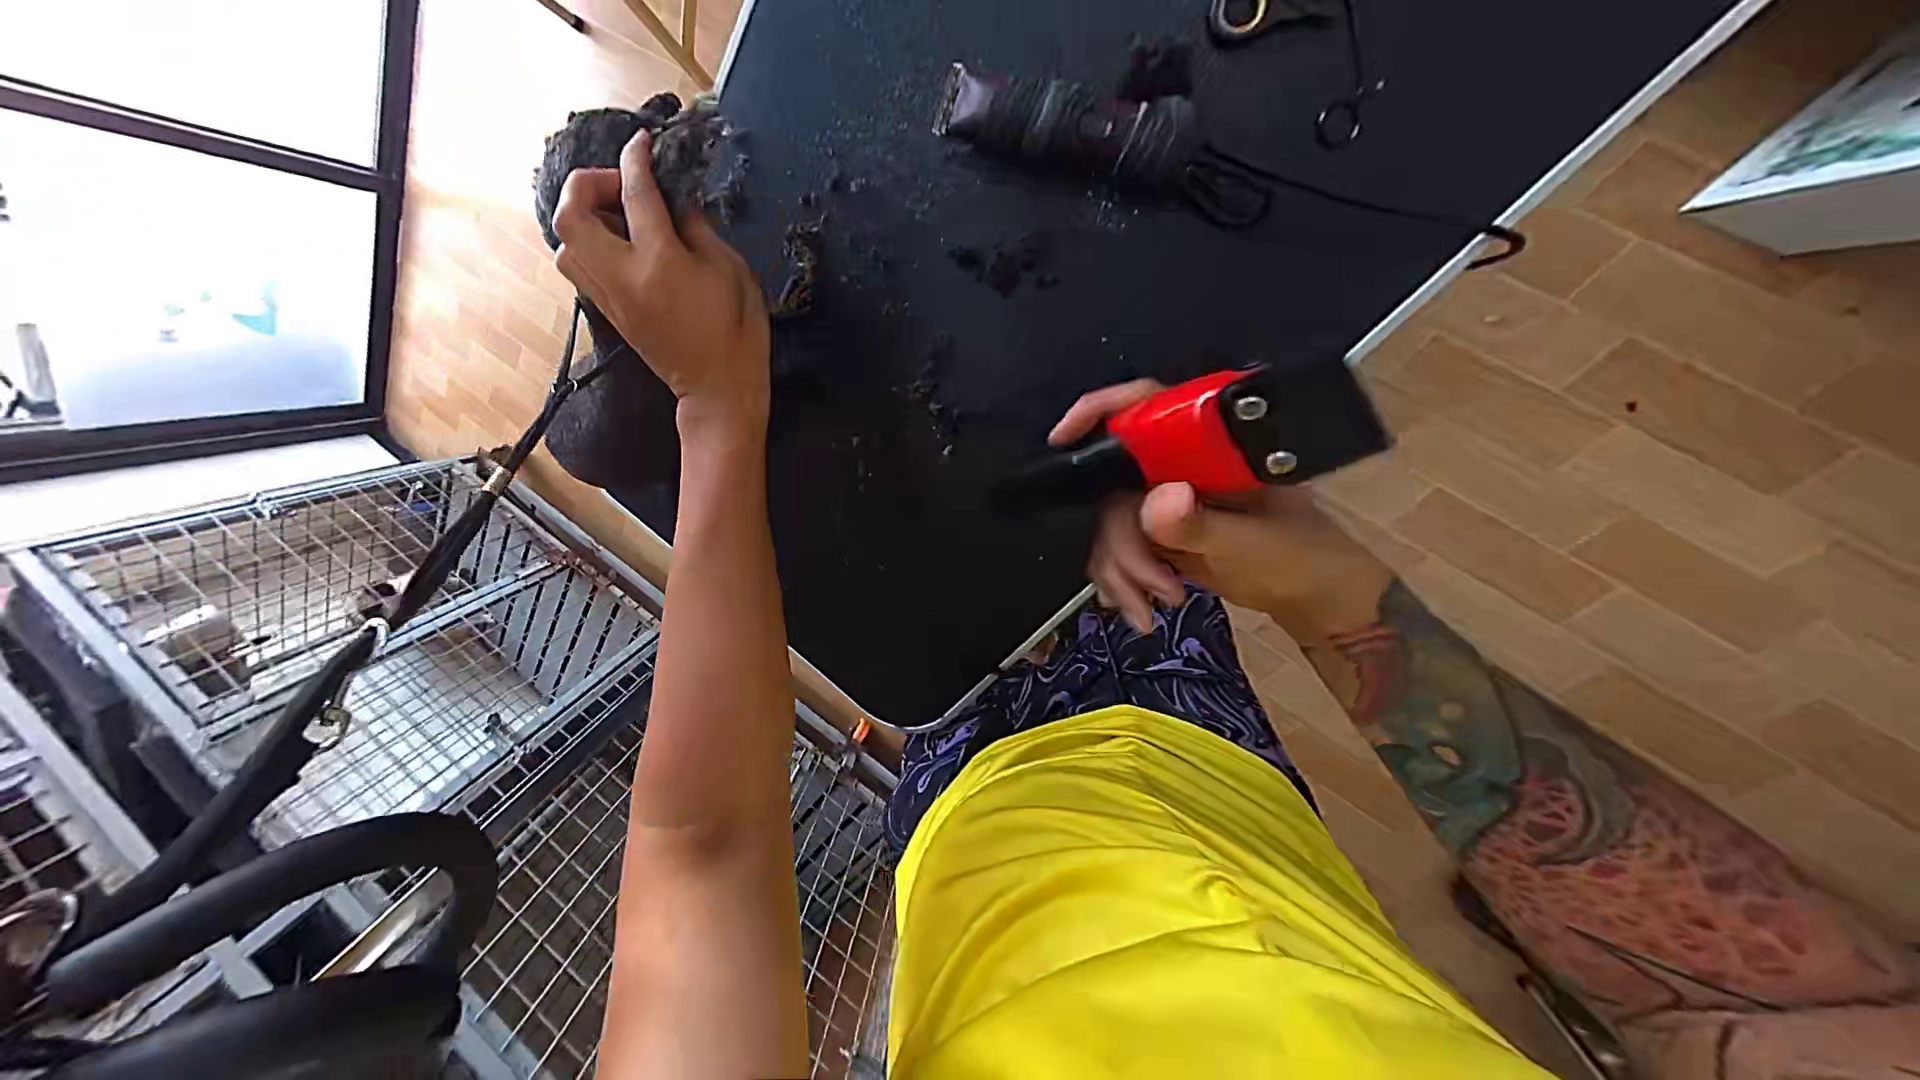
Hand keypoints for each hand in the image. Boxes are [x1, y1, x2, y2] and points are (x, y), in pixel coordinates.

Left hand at [552, 130, 770, 436]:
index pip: (636, 194)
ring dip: (582, 218)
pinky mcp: (609, 313)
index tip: (642, 144)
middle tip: (621, 186)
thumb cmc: (737, 332)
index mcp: (661, 261)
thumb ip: (700, 231)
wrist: (720, 388)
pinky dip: (587, 245)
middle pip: (572, 213)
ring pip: (565, 243)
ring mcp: (611, 297)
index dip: (637, 160)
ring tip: (617, 218)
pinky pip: (578, 268)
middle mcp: (624, 276)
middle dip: (588, 184)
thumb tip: (677, 206)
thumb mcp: (733, 272)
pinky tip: (618, 246)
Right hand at [1052, 379, 1394, 639]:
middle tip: (1154, 585)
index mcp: (1209, 445)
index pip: (1145, 406)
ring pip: (1107, 525)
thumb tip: (1153, 503)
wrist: (1311, 599)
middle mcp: (1178, 466)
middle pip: (1112, 485)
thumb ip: (1202, 524)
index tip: (1063, 438)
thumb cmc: (1301, 558)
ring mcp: (1163, 500)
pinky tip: (1143, 606)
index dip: (1098, 411)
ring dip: (1122, 572)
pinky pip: (1114, 551)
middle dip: (1123, 544)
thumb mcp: (1254, 542)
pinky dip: (1121, 582)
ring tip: (1156, 604)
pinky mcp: (1155, 534)